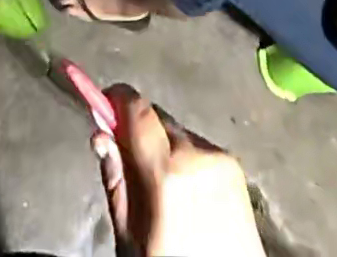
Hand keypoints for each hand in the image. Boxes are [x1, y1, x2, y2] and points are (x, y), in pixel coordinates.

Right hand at [91, 85, 264, 256]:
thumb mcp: (130, 238)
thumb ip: (116, 183)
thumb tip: (100, 136)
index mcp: (169, 171)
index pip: (140, 113)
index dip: (119, 99)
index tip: (103, 97)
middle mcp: (199, 152)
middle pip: (160, 120)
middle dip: (138, 128)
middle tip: (120, 152)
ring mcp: (221, 155)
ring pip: (180, 132)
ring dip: (161, 144)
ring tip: (152, 184)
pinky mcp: (235, 164)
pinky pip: (200, 146)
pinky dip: (184, 155)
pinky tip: (179, 188)